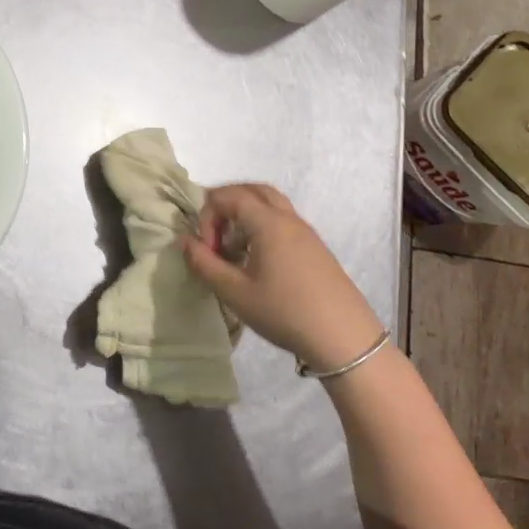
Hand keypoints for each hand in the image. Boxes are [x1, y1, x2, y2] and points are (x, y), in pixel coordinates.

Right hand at [182, 184, 384, 370]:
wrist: (343, 337)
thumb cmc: (284, 311)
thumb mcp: (234, 292)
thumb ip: (204, 263)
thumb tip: (185, 241)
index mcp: (268, 222)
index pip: (229, 196)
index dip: (208, 216)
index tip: (207, 249)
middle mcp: (288, 219)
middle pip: (253, 191)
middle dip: (226, 205)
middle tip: (214, 235)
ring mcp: (306, 232)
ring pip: (270, 205)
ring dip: (245, 217)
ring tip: (234, 250)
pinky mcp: (315, 248)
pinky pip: (283, 222)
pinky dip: (262, 228)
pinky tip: (257, 262)